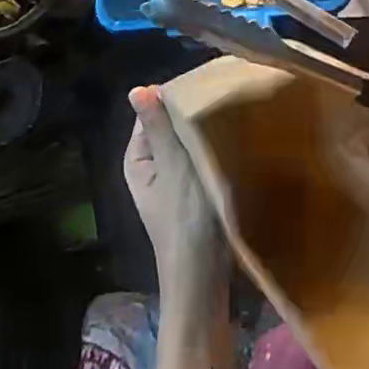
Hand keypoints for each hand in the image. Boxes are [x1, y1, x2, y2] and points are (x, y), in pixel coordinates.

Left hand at [124, 86, 225, 289]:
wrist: (205, 278)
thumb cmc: (185, 220)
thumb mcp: (172, 167)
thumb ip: (158, 128)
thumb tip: (135, 89)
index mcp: (138, 157)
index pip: (154, 110)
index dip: (177, 97)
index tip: (207, 90)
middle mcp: (152, 165)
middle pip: (172, 126)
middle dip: (194, 116)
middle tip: (223, 105)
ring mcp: (173, 180)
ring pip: (189, 142)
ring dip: (206, 134)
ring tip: (232, 121)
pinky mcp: (194, 192)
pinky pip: (201, 159)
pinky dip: (214, 151)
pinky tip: (233, 144)